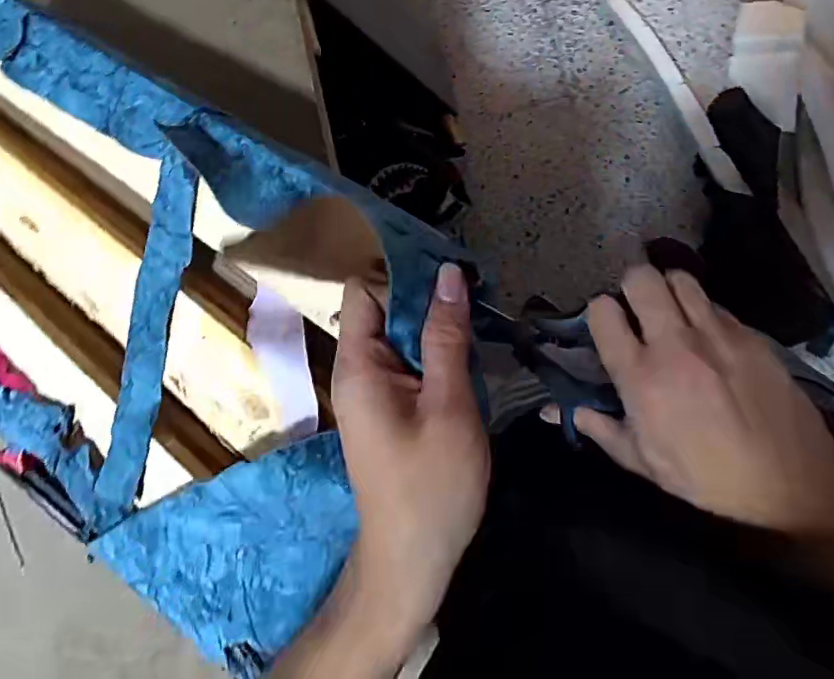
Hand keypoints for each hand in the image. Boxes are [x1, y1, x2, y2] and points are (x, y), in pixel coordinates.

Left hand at [333, 263, 488, 637]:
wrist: (412, 562)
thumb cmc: (432, 487)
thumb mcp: (449, 406)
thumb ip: (446, 336)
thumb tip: (448, 274)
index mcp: (358, 365)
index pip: (364, 290)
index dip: (401, 273)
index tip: (448, 269)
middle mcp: (355, 370)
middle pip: (382, 308)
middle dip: (425, 295)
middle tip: (475, 288)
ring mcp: (369, 389)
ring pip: (398, 334)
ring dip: (433, 323)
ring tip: (478, 312)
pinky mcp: (386, 406)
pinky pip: (405, 360)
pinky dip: (433, 349)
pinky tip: (466, 349)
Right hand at [549, 264, 833, 535]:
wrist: (795, 490)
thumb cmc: (709, 481)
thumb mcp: (646, 463)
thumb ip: (599, 428)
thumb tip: (556, 411)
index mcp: (640, 376)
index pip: (602, 311)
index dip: (600, 312)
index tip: (607, 325)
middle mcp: (674, 345)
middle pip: (640, 279)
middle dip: (631, 286)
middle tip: (636, 306)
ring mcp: (716, 335)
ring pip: (680, 278)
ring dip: (668, 288)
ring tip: (672, 309)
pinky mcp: (750, 336)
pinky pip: (716, 304)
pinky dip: (704, 310)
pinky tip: (709, 334)